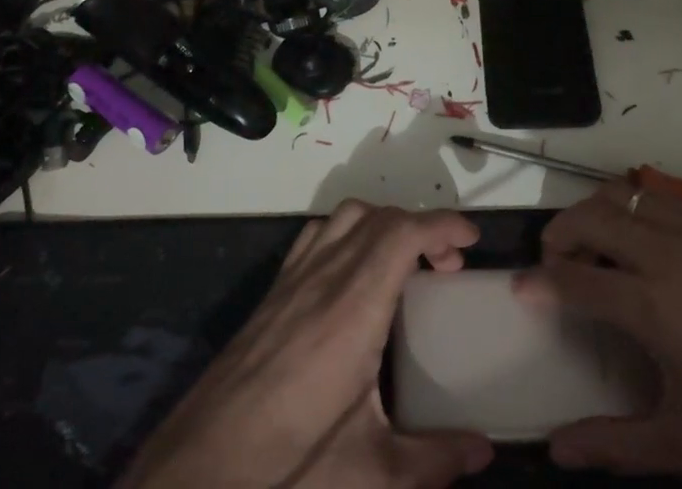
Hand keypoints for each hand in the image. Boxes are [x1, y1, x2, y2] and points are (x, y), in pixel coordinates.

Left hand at [118, 201, 494, 488]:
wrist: (197, 466)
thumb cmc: (286, 461)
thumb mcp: (368, 472)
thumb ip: (431, 459)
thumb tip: (483, 451)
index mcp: (352, 311)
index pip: (401, 234)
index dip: (442, 225)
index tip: (471, 241)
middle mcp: (322, 280)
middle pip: (379, 217)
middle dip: (422, 226)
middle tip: (447, 267)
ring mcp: (292, 281)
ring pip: (344, 217)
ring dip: (383, 223)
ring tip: (405, 262)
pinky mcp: (271, 293)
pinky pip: (315, 236)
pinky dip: (347, 233)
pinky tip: (353, 274)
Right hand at [516, 182, 681, 479]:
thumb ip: (616, 446)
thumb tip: (555, 450)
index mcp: (651, 305)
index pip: (572, 278)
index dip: (537, 282)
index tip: (520, 290)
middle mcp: (665, 252)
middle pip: (588, 218)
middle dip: (558, 236)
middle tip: (554, 267)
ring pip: (622, 194)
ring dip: (593, 214)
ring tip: (593, 249)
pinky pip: (658, 195)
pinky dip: (632, 207)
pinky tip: (643, 244)